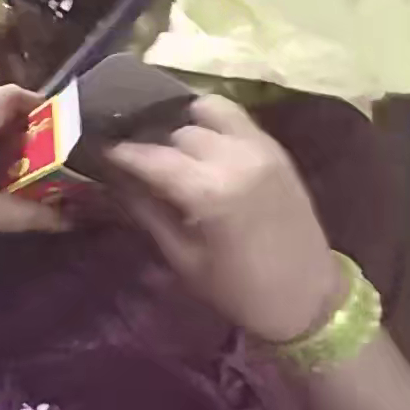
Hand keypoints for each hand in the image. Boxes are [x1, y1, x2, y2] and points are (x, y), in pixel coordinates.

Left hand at [0, 85, 64, 271]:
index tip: (64, 129)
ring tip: (34, 176)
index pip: (11, 95)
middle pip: (0, 113)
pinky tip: (1, 186)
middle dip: (30, 135)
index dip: (40, 106)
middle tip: (56, 159)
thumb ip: (28, 214)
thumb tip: (66, 220)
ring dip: (9, 151)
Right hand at [107, 96, 339, 341]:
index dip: (121, 153)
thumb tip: (116, 181)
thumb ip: (147, 211)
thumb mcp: (183, 257)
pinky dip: (212, 122)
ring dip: (183, 127)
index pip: (151, 157)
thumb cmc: (239, 289)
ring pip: (207, 112)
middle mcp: (235, 158)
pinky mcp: (275, 148)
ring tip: (169, 147)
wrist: (308, 297)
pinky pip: (236, 117)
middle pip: (177, 132)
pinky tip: (199, 143)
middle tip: (136, 161)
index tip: (101, 151)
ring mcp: (260, 147)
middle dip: (153, 144)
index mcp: (210, 191)